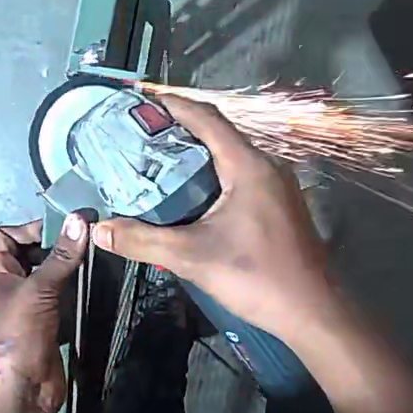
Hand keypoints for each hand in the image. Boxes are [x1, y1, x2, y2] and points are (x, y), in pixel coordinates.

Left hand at [0, 214, 88, 412]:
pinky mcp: (52, 325)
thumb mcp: (38, 290)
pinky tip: (98, 285)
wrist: (20, 390)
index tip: (63, 227)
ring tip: (98, 256)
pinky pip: (65, 300)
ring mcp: (34, 308)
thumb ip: (61, 256)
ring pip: (52, 277)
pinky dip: (79, 291)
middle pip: (32, 255)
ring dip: (71, 268)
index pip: (6, 238)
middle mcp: (15, 287)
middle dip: (56, 245)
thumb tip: (80, 219)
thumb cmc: (18, 334)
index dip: (29, 228)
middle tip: (88, 238)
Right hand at [91, 93, 336, 343]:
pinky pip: (242, 177)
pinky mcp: (281, 205)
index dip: (174, 105)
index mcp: (248, 166)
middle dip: (179, 131)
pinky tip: (192, 196)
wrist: (313, 310)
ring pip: (231, 157)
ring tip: (159, 163)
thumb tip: (100, 230)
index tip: (143, 101)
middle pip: (219, 135)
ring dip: (197, 155)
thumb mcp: (191, 257)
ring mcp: (278, 186)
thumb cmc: (256, 276)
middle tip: (141, 137)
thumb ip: (143, 240)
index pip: (207, 119)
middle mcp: (267, 166)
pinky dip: (213, 176)